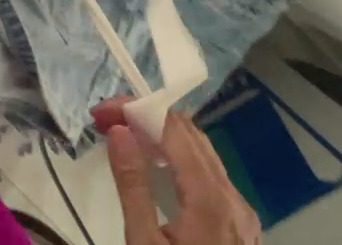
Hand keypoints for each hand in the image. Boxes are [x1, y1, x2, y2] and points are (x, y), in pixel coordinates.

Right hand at [98, 103, 261, 244]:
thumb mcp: (144, 244)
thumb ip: (133, 185)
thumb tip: (119, 130)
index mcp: (210, 199)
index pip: (173, 129)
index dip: (135, 109)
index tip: (99, 113)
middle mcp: (233, 198)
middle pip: (190, 134)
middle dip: (145, 117)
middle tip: (104, 122)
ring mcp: (242, 212)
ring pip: (202, 152)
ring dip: (161, 134)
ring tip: (123, 136)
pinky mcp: (241, 224)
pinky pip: (210, 174)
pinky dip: (178, 156)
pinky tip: (154, 166)